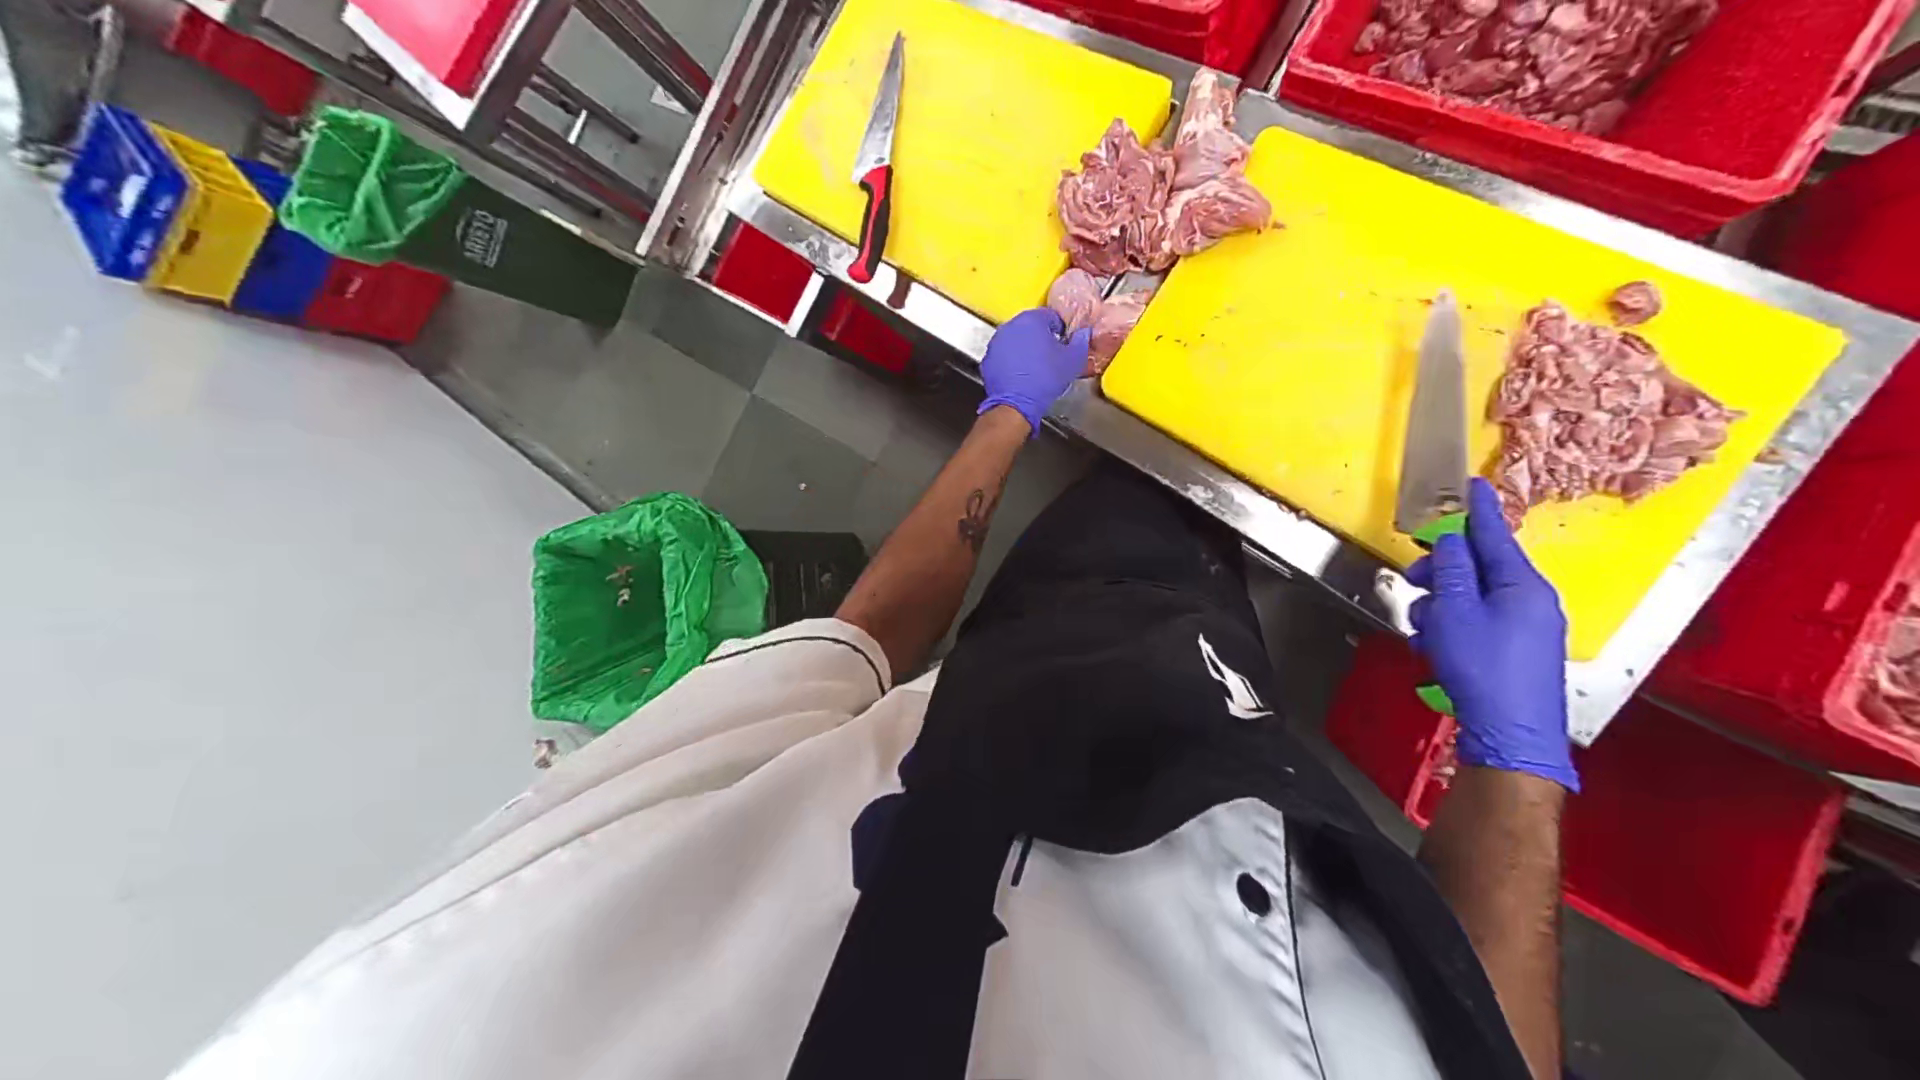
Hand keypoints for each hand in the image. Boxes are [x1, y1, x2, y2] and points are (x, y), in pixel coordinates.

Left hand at [978, 309, 1091, 435]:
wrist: (1015, 404)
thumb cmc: (1046, 378)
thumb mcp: (1072, 361)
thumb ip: (1081, 342)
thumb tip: (1084, 333)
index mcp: (1032, 319)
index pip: (1051, 316)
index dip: (1061, 330)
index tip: (1064, 344)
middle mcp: (1010, 326)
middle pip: (1031, 327)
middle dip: (1041, 338)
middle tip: (1051, 357)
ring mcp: (996, 343)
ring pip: (1015, 341)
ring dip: (1025, 349)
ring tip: (1035, 368)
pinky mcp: (987, 360)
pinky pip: (1004, 356)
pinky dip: (1011, 362)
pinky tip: (1020, 377)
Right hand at [1407, 478, 1577, 791]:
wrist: (1511, 731)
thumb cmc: (1481, 666)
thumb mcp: (1455, 613)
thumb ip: (1452, 572)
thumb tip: (1453, 542)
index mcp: (1522, 585)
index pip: (1494, 536)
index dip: (1478, 510)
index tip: (1471, 485)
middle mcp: (1530, 600)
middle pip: (1479, 568)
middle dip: (1441, 574)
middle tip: (1413, 583)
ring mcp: (1526, 626)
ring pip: (1472, 597)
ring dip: (1441, 607)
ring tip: (1424, 631)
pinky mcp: (1515, 648)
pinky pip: (1478, 621)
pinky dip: (1452, 627)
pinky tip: (1434, 647)